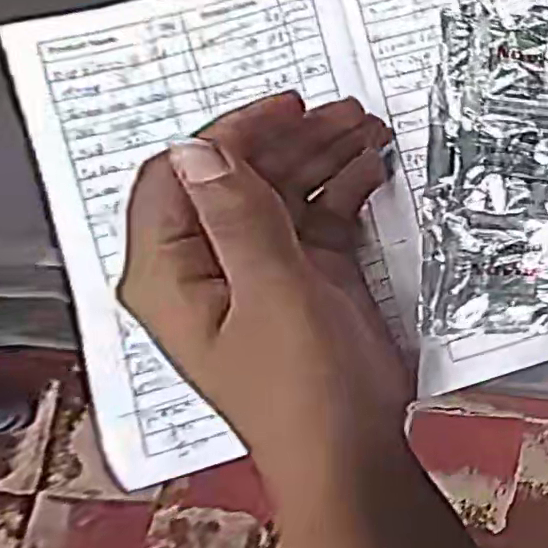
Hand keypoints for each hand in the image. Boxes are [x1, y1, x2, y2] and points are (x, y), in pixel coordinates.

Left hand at [118, 93, 410, 476]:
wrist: (351, 442)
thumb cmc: (303, 384)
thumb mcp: (274, 299)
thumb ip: (242, 225)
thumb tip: (202, 149)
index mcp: (174, 270)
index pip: (186, 178)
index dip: (233, 134)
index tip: (288, 104)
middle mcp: (214, 262)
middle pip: (242, 181)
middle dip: (293, 141)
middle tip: (347, 112)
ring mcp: (269, 270)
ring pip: (288, 196)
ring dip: (326, 161)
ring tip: (370, 131)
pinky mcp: (315, 280)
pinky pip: (324, 222)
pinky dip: (348, 194)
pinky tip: (373, 172)